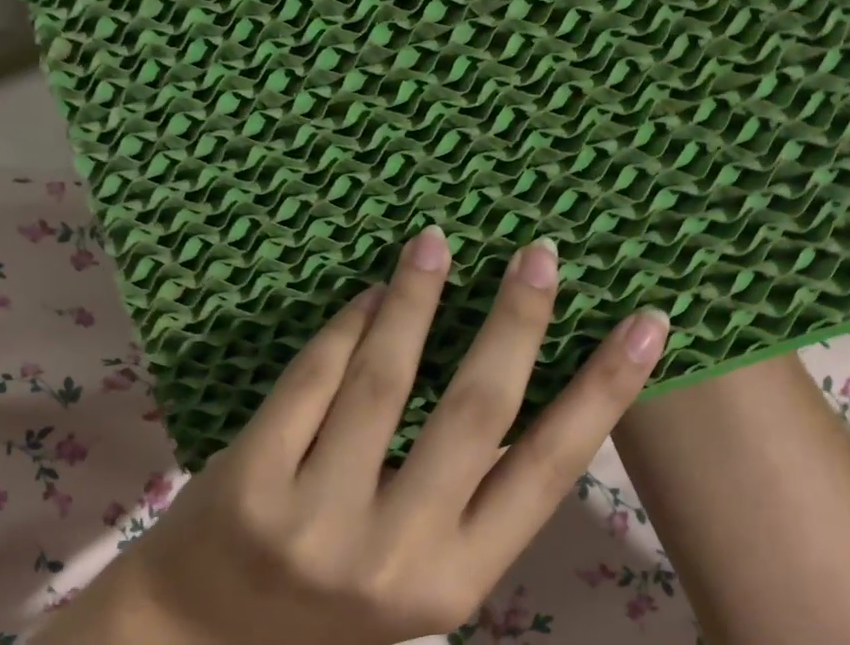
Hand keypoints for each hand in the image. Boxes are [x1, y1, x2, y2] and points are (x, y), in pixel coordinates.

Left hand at [39, 226, 670, 644]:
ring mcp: (316, 516)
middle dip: (515, 322)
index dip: (602, 393)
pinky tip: (367, 292)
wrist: (203, 632)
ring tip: (436, 242)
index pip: (545, 471)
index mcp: (454, 583)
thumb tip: (504, 372)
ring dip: (416, 299)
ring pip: (384, 379)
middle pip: (474, 411)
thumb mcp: (411, 574)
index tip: (647, 324)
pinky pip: (312, 379)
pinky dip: (345, 326)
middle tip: (541, 252)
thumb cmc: (323, 599)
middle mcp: (394, 554)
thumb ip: (457, 497)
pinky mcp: (253, 478)